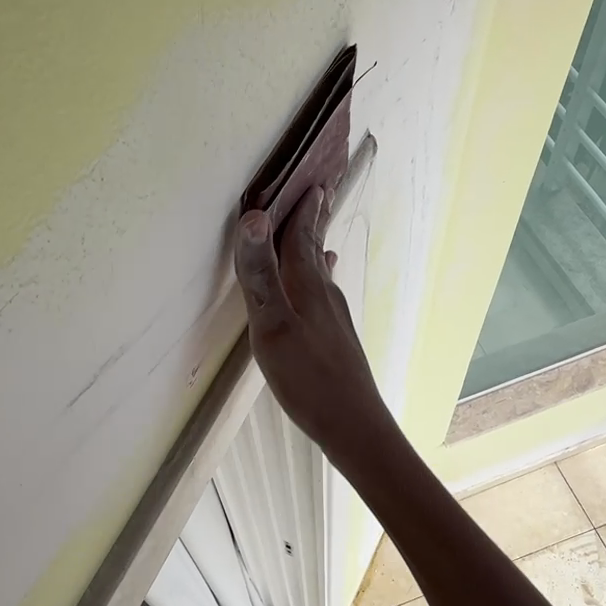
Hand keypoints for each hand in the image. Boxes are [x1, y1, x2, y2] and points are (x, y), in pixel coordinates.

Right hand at [233, 186, 399, 461]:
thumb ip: (260, 274)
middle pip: (315, 248)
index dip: (301, 210)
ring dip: (315, 245)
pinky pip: (323, 291)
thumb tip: (252, 218)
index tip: (309, 181)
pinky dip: (319, 276)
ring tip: (317, 228)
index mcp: (306, 286)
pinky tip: (323, 284)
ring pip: (321, 270)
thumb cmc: (307, 376)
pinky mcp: (335, 337)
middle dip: (313, 220)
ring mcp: (333, 316)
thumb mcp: (272, 325)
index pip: (301, 237)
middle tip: (319, 190)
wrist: (353, 424)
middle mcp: (323, 293)